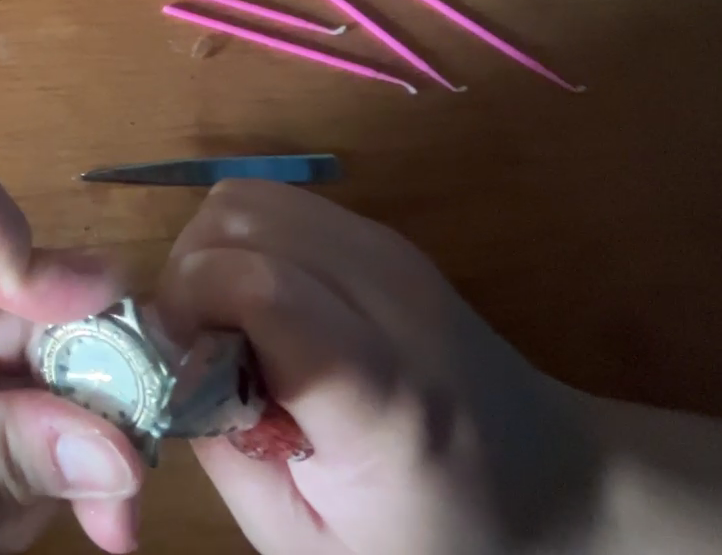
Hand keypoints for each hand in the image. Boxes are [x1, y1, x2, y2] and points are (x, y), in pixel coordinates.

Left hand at [0, 162, 147, 553]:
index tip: (86, 328)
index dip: (26, 254)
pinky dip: (86, 454)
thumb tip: (121, 441)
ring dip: (98, 422)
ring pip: (60, 347)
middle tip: (128, 462)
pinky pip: (55, 402)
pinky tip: (94, 516)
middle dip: (86, 361)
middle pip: (29, 283)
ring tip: (106, 515)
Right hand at [159, 180, 605, 554]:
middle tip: (198, 340)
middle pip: (237, 224)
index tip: (180, 355)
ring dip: (204, 250)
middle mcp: (388, 300)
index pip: (258, 286)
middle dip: (186, 274)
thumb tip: (163, 365)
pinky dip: (233, 238)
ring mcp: (388, 252)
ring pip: (242, 200)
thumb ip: (222, 452)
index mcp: (380, 396)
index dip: (188, 301)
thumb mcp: (310, 542)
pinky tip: (253, 294)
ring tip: (222, 315)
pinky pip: (266, 201)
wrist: (558, 487)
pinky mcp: (376, 232)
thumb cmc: (432, 536)